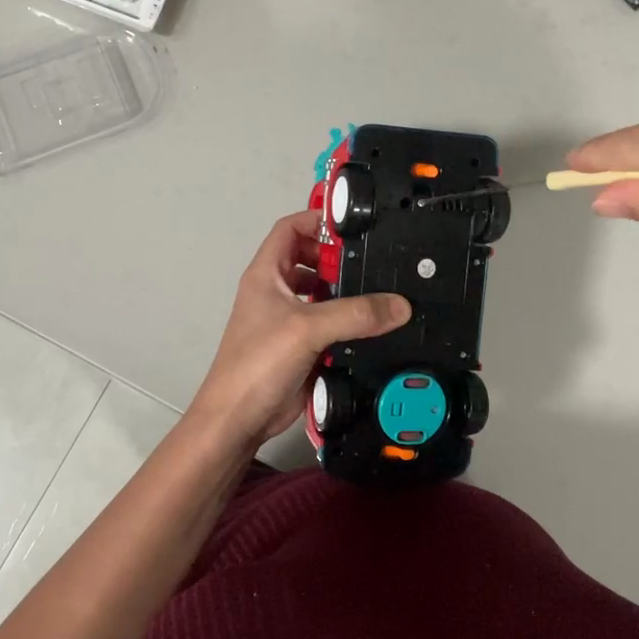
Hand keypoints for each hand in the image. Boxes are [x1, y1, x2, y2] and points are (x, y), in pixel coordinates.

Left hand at [188, 210, 410, 446]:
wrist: (239, 418)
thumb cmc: (257, 363)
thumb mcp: (307, 329)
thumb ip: (355, 314)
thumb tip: (399, 305)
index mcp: (266, 274)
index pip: (289, 229)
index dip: (317, 220)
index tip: (353, 225)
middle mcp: (275, 292)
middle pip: (308, 260)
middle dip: (337, 259)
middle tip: (372, 263)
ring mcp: (287, 321)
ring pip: (320, 294)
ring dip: (344, 293)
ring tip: (377, 293)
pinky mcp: (300, 348)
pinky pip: (328, 326)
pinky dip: (347, 324)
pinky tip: (372, 328)